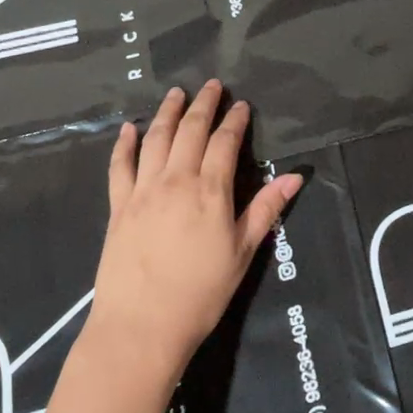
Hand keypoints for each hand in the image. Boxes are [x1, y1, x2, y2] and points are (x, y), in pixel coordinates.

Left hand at [85, 81, 302, 369]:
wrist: (141, 327)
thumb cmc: (201, 294)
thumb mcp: (243, 253)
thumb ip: (265, 210)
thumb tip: (294, 176)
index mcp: (210, 191)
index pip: (225, 143)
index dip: (235, 121)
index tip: (241, 105)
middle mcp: (175, 181)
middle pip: (190, 131)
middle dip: (203, 105)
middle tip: (211, 85)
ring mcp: (142, 191)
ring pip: (155, 140)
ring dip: (167, 113)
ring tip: (176, 94)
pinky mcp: (117, 207)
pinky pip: (119, 166)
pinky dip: (124, 144)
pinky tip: (129, 128)